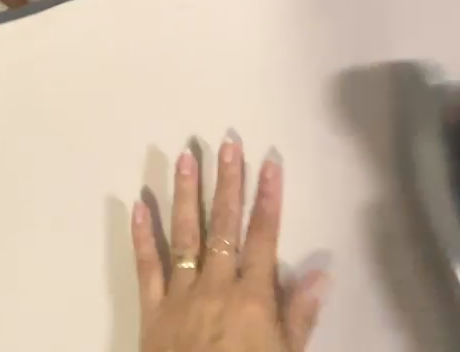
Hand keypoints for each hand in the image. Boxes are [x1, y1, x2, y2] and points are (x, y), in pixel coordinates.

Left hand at [131, 137, 329, 351]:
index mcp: (252, 299)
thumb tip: (321, 272)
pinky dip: (141, 236)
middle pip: (223, 227)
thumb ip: (299, 317)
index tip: (269, 161)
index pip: (264, 237)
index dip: (268, 198)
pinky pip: (147, 269)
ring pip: (184, 236)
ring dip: (186, 194)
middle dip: (227, 182)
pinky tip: (138, 203)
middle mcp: (216, 287)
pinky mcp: (151, 312)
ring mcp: (180, 296)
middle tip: (226, 142)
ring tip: (186, 155)